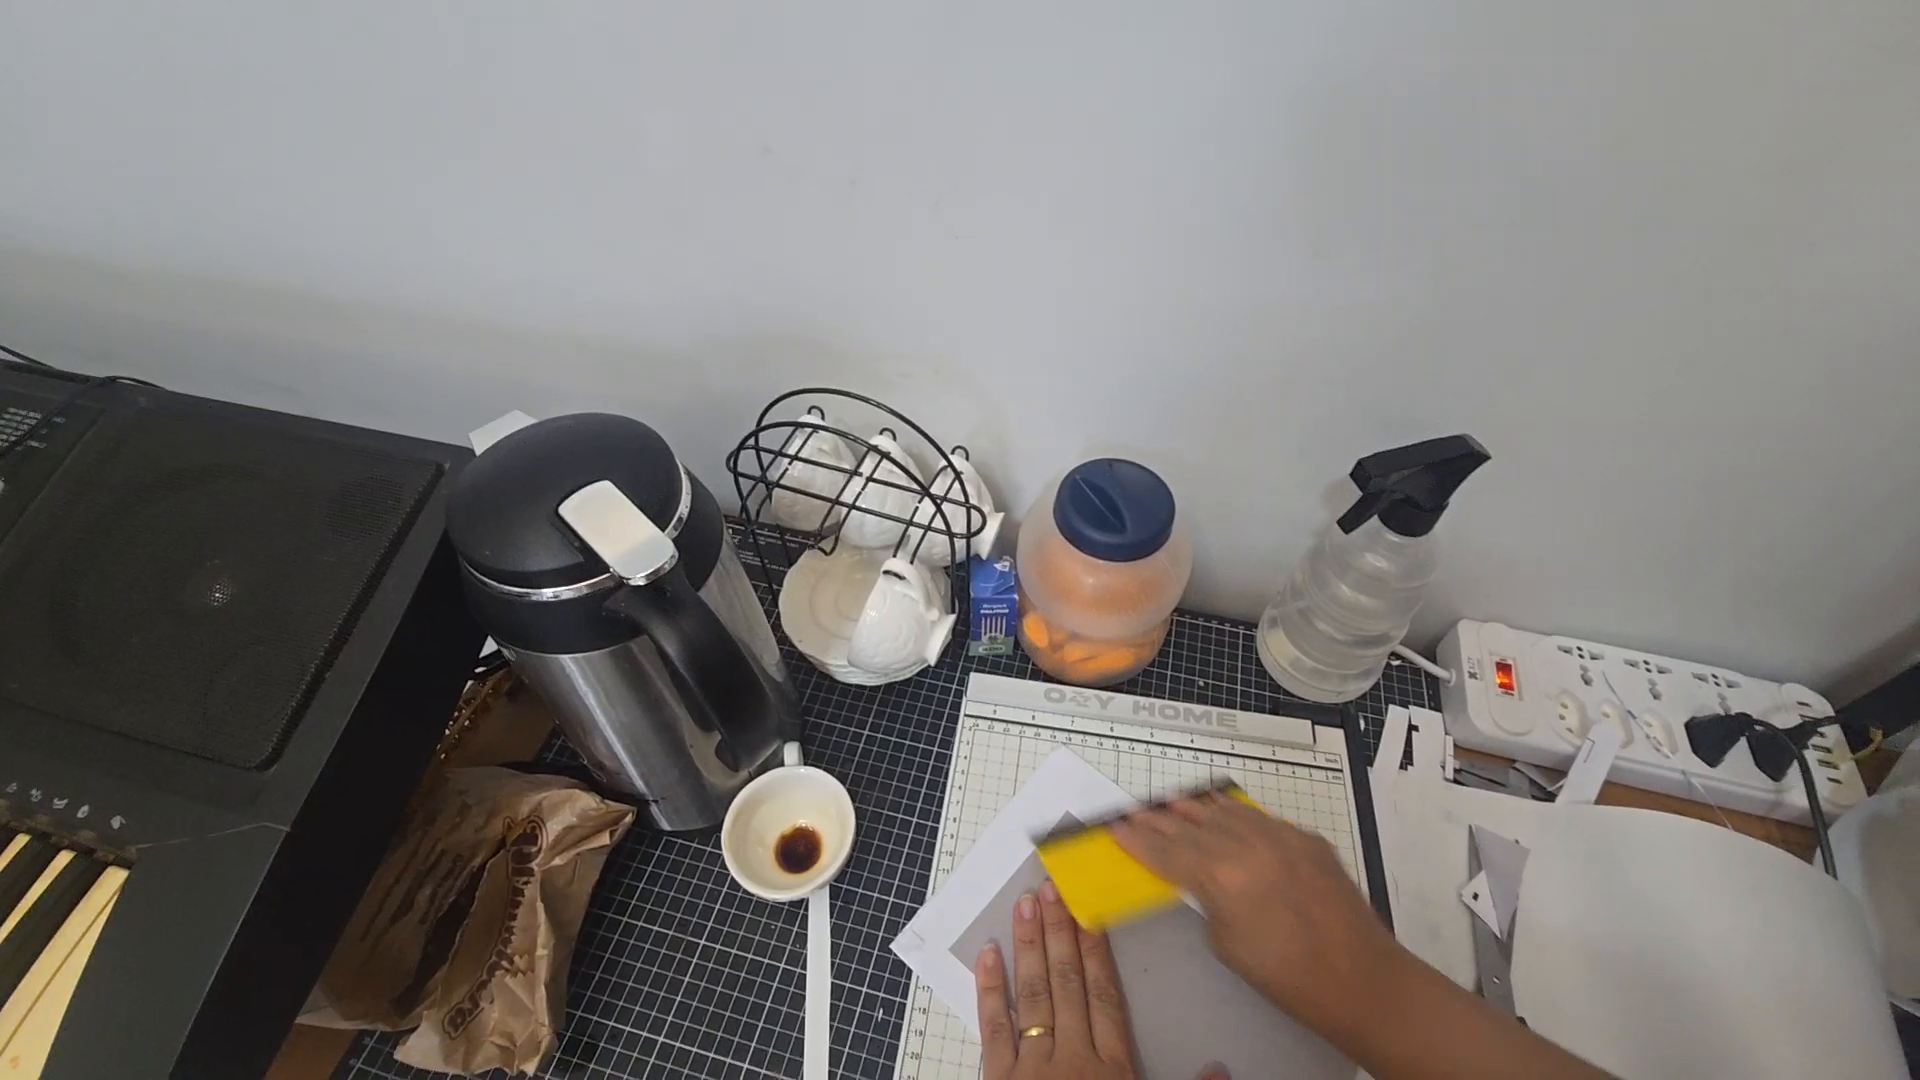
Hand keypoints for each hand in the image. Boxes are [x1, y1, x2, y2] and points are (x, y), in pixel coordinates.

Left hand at [974, 881, 1231, 1079]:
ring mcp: (1031, 1067)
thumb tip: (1223, 1069)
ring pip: (1032, 993)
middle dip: (1060, 931)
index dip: (1096, 949)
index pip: (1105, 995)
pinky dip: (989, 988)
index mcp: (1111, 1070)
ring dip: (1028, 945)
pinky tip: (988, 952)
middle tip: (1051, 885)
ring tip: (1025, 903)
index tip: (1088, 909)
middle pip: (1067, 982)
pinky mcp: (998, 1079)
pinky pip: (993, 1027)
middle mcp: (1071, 1058)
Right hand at [1109, 791, 1406, 1041]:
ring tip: (1171, 802)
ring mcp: (1277, 835)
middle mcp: (1245, 844)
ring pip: (1224, 812)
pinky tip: (1222, 810)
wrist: (1361, 979)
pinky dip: (1234, 814)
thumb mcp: (1226, 943)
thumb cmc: (1285, 975)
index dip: (1138, 841)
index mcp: (1219, 876)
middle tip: (1134, 810)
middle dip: (1159, 820)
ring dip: (1194, 809)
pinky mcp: (1304, 837)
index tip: (1116, 828)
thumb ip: (1206, 898)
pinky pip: (1258, 818)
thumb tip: (1199, 878)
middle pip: (1189, 826)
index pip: (1166, 851)